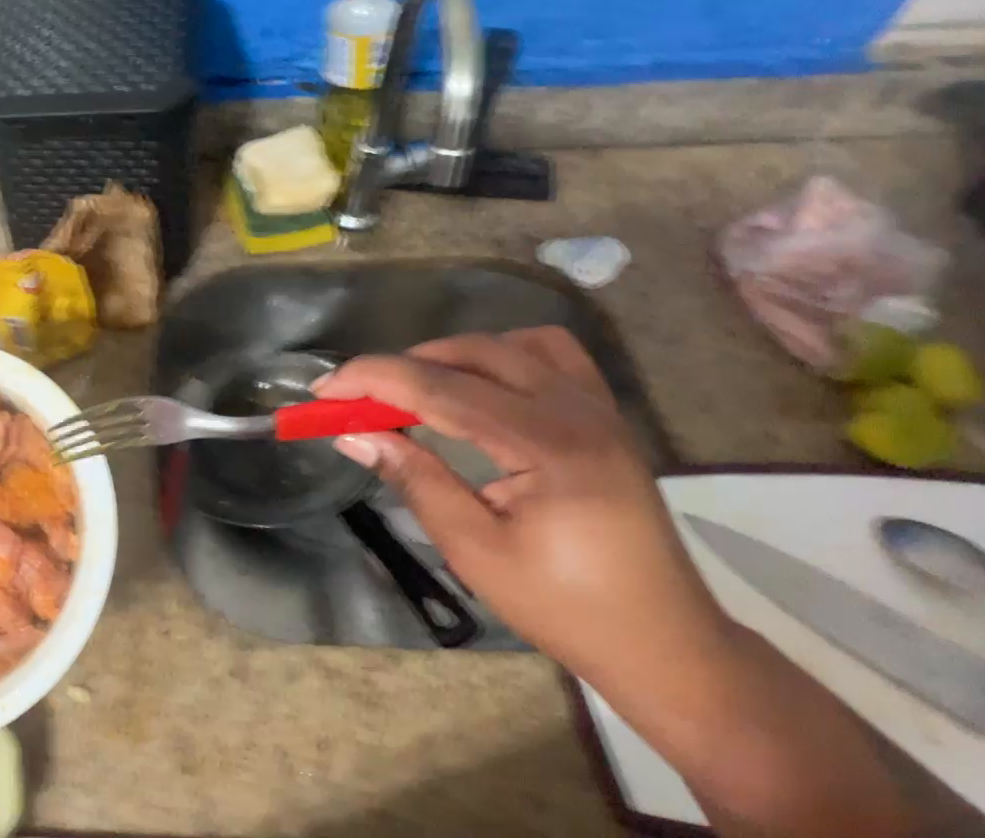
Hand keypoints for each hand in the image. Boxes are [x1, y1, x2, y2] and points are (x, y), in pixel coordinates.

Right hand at [313, 327, 731, 680]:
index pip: (442, 389)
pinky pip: (552, 356)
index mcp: (547, 445)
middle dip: (405, 366)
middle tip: (357, 397)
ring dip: (454, 355)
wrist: (660, 640)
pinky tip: (480, 387)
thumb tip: (354, 435)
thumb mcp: (475, 549)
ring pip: (514, 344)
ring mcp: (598, 407)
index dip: (375, 380)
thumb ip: (415, 479)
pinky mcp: (606, 417)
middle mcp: (576, 409)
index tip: (323, 389)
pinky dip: (503, 357)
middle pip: (474, 353)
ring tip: (416, 391)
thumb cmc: (563, 605)